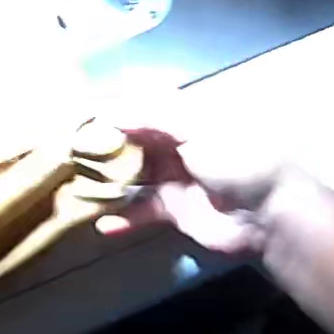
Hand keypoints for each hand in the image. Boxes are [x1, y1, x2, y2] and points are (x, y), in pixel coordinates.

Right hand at [94, 120, 310, 256]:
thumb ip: (151, 117)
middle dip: (103, 147)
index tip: (78, 115)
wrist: (266, 214)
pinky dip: (123, 219)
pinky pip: (142, 212)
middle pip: (132, 143)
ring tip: (73, 185)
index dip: (113, 110)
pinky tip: (101, 225)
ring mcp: (174, 180)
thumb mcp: (196, 127)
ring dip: (107, 182)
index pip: (142, 108)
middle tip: (66, 151)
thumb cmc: (236, 160)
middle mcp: (177, 146)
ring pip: (132, 177)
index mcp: (186, 119)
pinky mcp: (174, 212)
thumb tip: (107, 112)